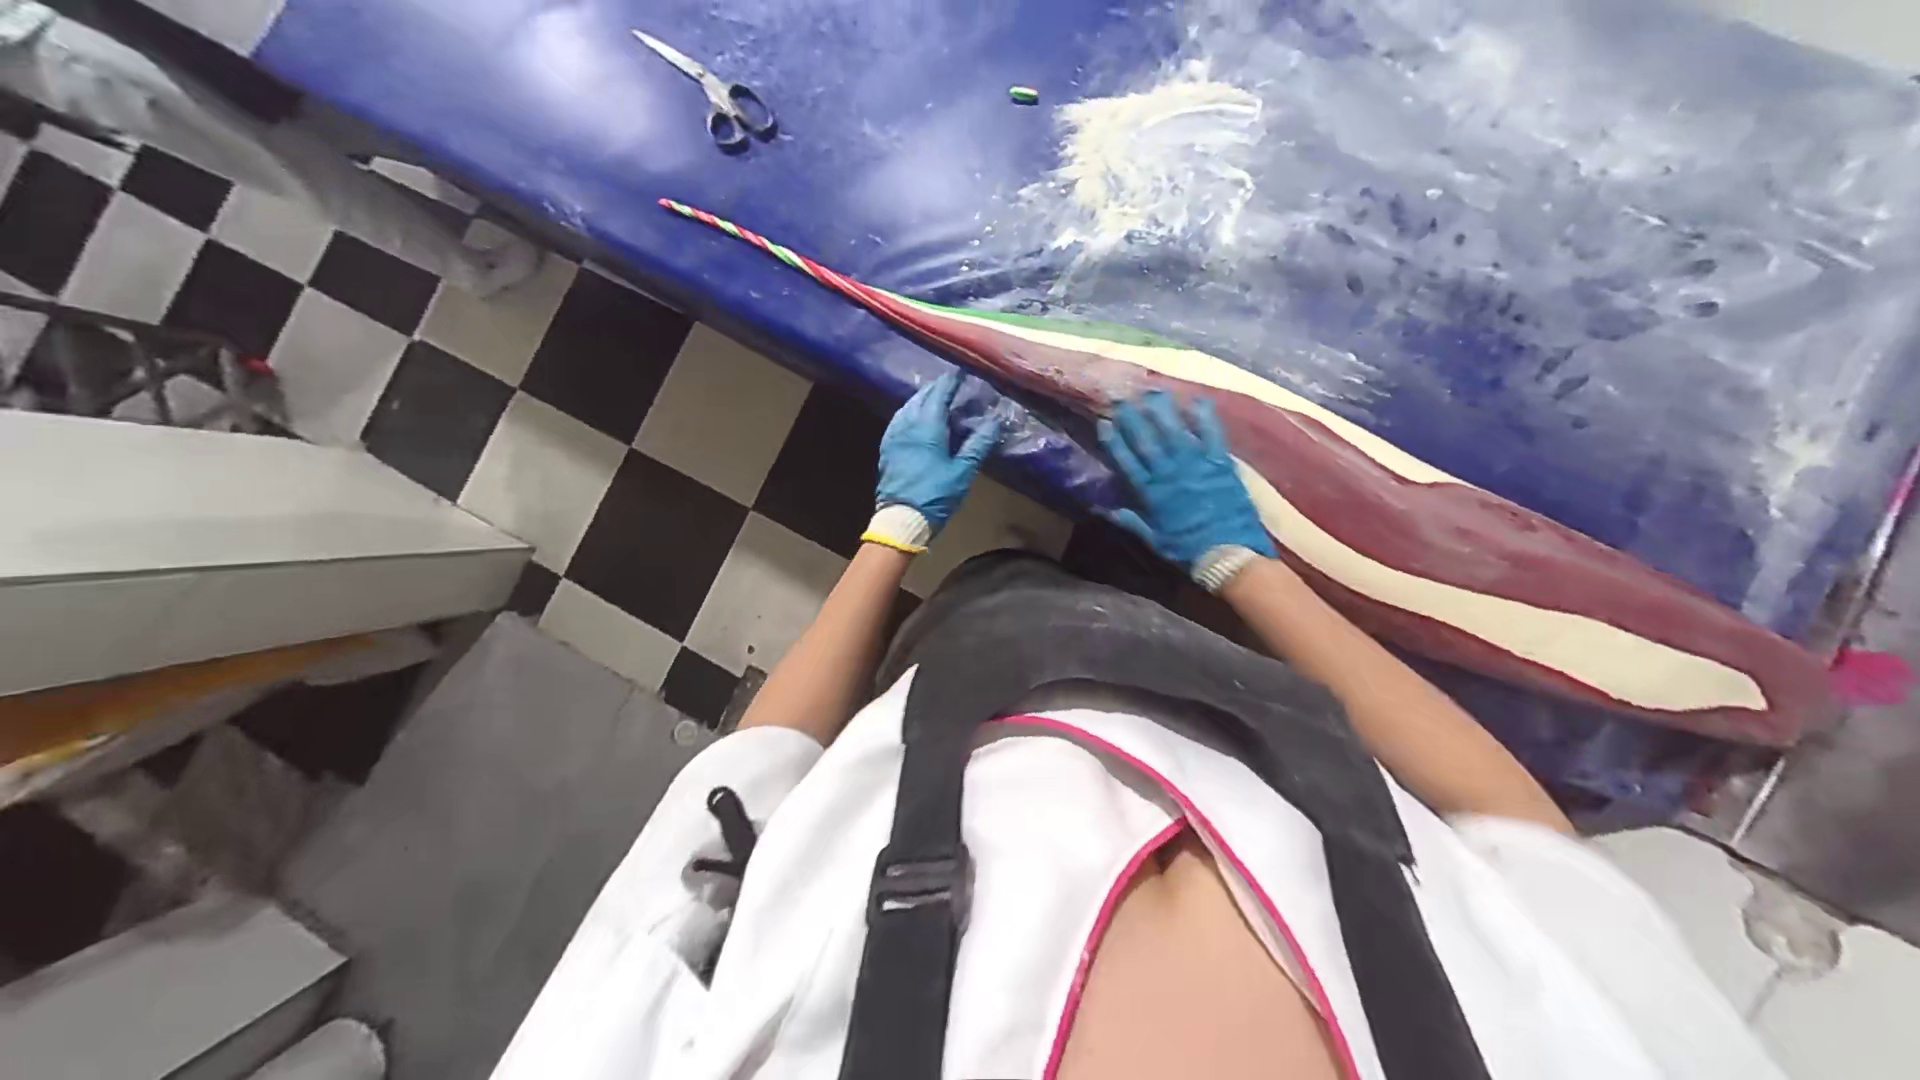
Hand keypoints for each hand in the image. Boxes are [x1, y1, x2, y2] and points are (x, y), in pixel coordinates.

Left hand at [875, 372, 1003, 531]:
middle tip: (952, 385)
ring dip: (922, 399)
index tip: (962, 373)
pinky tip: (916, 419)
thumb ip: (978, 443)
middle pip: (921, 397)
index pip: (939, 393)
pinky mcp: (886, 448)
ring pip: (908, 407)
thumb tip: (994, 421)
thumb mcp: (963, 471)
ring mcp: (893, 436)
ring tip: (936, 399)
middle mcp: (907, 424)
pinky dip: (910, 413)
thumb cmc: (935, 495)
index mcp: (927, 425)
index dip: (951, 381)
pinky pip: (899, 421)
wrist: (901, 519)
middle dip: (937, 388)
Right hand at [1097, 390, 1276, 570]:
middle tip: (1122, 396)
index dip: (1114, 440)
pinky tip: (1197, 400)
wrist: (1229, 553)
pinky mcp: (1220, 463)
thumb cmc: (1188, 549)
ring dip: (1162, 410)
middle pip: (1146, 440)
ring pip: (1174, 431)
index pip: (1126, 460)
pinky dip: (1204, 417)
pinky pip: (1211, 435)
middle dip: (1132, 417)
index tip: (1105, 422)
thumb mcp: (1153, 539)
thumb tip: (1103, 510)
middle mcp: (1168, 473)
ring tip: (1152, 390)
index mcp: (1150, 492)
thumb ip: (1130, 521)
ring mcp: (1195, 465)